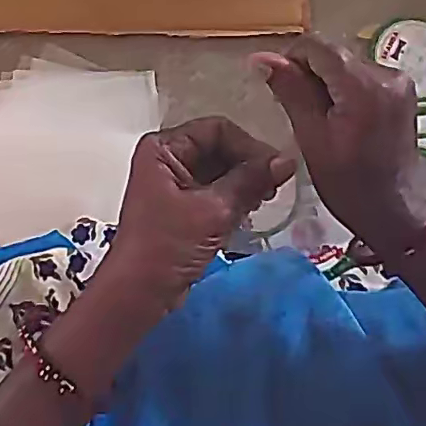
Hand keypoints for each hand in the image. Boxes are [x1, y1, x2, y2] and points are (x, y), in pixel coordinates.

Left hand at [96, 116, 295, 310]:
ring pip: (220, 170)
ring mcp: (174, 183)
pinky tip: (251, 211)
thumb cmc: (167, 246)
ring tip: (264, 200)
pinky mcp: (182, 207)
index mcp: (164, 147)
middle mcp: (167, 158)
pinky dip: (235, 198)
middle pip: (219, 148)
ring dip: (245, 183)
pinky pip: (216, 191)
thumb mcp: (213, 210)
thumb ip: (250, 181)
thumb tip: (287, 161)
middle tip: (275, 187)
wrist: (137, 295)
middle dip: (248, 165)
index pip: (216, 130)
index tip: (276, 168)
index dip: (248, 146)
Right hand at [250, 35, 425, 257]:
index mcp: (364, 87)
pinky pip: (361, 75)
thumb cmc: (350, 185)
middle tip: (301, 112)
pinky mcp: (402, 89)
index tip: (282, 90)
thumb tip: (259, 58)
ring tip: (322, 119)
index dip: (291, 60)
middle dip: (309, 74)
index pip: (317, 46)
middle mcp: (387, 73)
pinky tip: (341, 118)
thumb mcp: (312, 138)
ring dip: (326, 82)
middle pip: (333, 53)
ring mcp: (398, 80)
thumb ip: (290, 91)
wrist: (398, 212)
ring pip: (345, 63)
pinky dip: (344, 88)